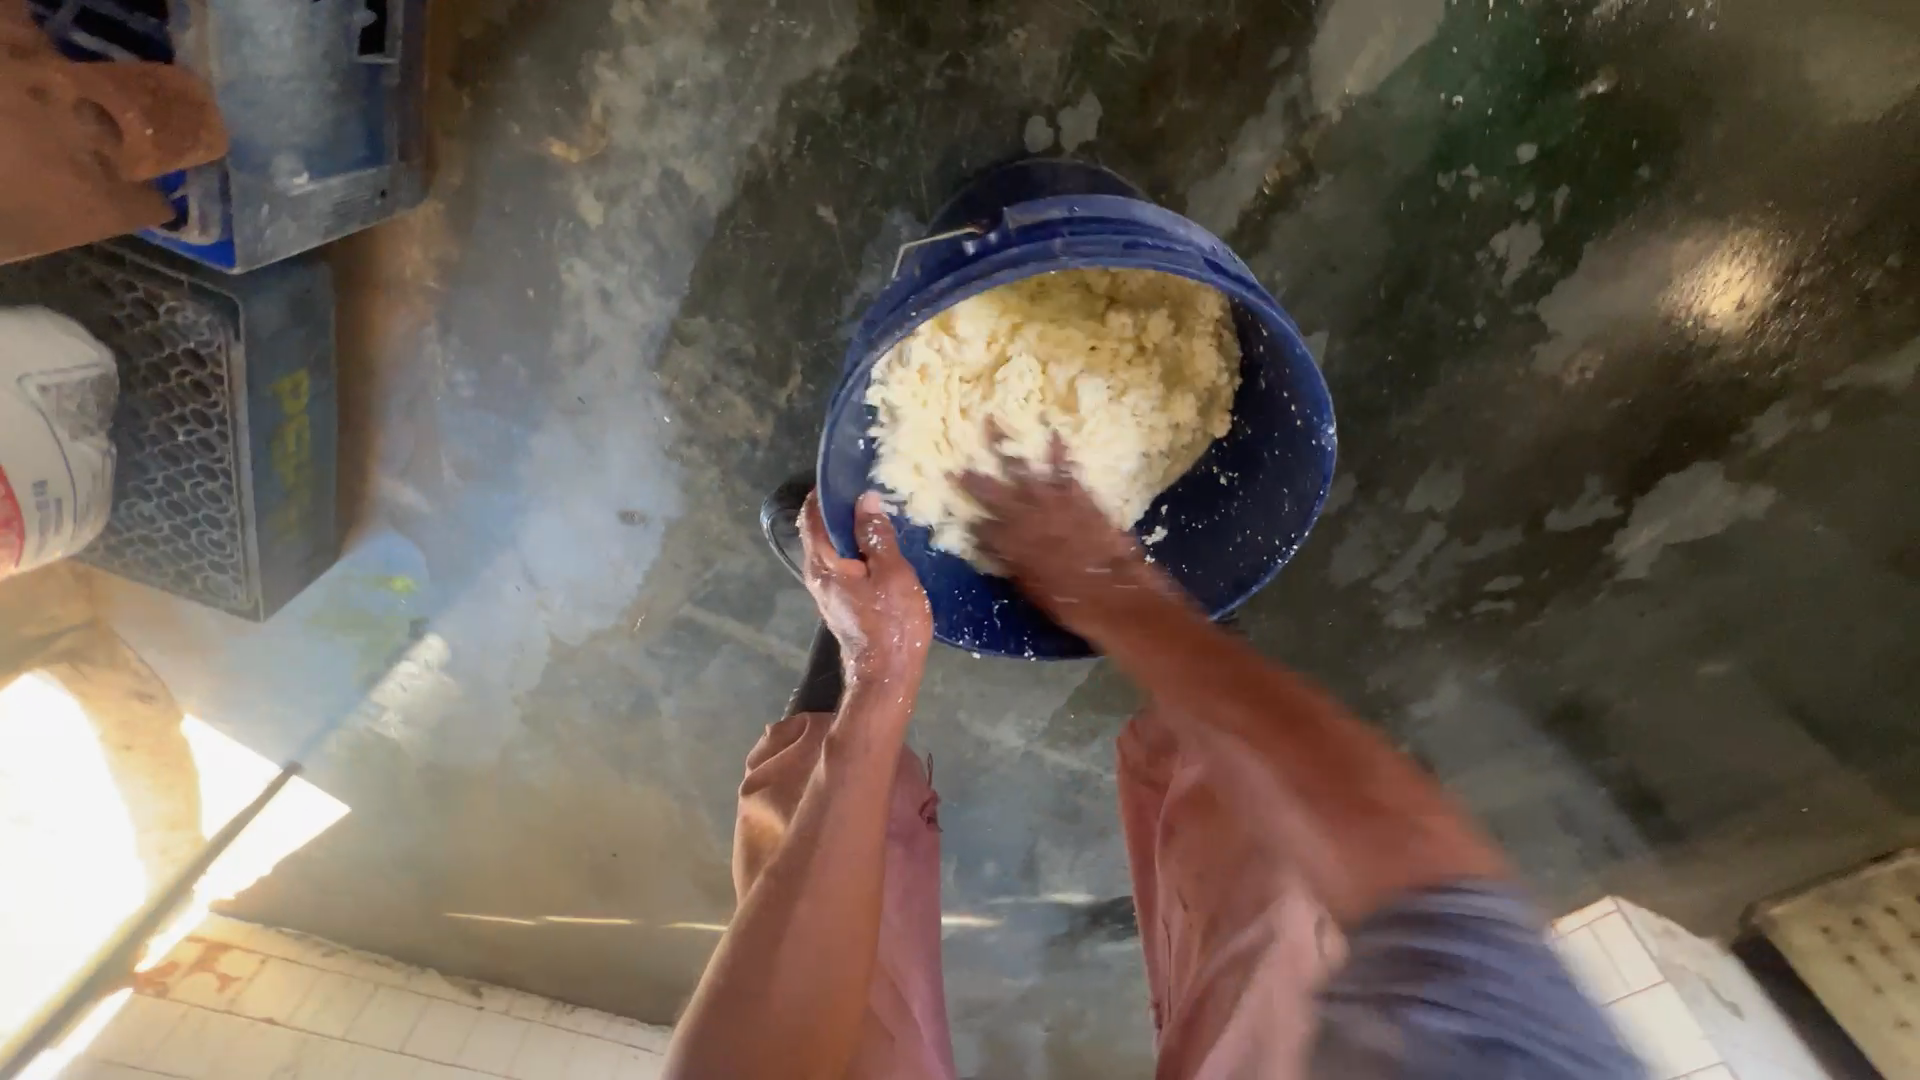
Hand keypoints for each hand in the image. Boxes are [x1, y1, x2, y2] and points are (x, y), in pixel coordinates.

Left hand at [799, 490, 932, 682]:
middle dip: (842, 509)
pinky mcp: (843, 603)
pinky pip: (845, 565)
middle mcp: (818, 576)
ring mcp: (829, 592)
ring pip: (835, 550)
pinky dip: (858, 550)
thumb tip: (864, 500)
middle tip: (872, 491)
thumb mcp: (892, 573)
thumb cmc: (891, 624)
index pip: (811, 515)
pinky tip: (883, 548)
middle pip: (821, 531)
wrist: (888, 676)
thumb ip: (876, 535)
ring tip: (881, 515)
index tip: (848, 475)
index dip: (825, 492)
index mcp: (823, 564)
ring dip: (852, 531)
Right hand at [955, 433, 1150, 625]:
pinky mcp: (1077, 494)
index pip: (983, 527)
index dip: (974, 521)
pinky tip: (1053, 431)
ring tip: (991, 420)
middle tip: (957, 463)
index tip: (965, 515)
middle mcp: (1024, 518)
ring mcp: (1051, 501)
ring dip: (1004, 444)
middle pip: (992, 493)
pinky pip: (1065, 467)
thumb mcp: (1030, 587)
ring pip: (1021, 468)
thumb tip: (993, 544)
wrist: (1114, 594)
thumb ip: (1011, 561)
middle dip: (974, 479)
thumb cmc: (1071, 601)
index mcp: (1009, 545)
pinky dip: (1059, 449)